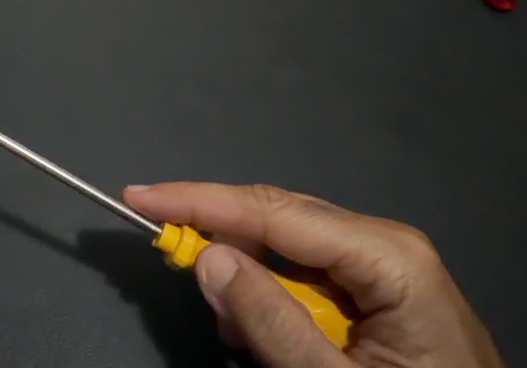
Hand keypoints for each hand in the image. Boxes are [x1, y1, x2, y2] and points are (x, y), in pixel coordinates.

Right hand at [125, 183, 503, 367]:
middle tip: (166, 257)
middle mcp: (384, 241)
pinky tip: (259, 329)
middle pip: (275, 217)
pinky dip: (271, 296)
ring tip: (236, 330)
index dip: (198, 201)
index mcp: (388, 257)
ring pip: (284, 244)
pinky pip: (305, 272)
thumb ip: (272, 325)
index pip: (272, 211)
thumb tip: (206, 256)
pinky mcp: (377, 284)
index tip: (138, 197)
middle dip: (217, 237)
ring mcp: (383, 260)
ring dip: (246, 277)